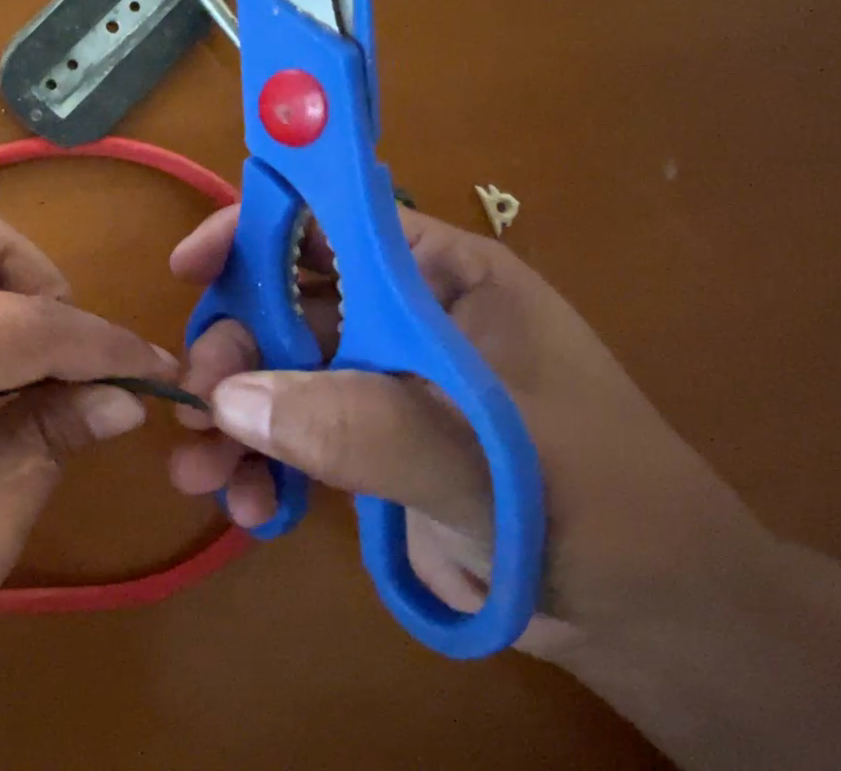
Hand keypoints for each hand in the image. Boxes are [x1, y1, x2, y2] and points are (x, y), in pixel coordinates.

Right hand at [167, 205, 772, 658]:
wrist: (654, 620)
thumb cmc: (600, 517)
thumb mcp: (487, 466)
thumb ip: (363, 427)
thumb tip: (230, 400)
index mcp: (446, 280)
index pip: (334, 221)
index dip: (254, 229)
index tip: (186, 269)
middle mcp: (404, 316)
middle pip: (283, 303)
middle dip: (231, 353)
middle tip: (192, 410)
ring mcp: (380, 379)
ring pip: (274, 370)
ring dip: (230, 418)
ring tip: (198, 476)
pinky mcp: (366, 437)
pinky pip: (287, 429)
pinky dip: (256, 462)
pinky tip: (248, 506)